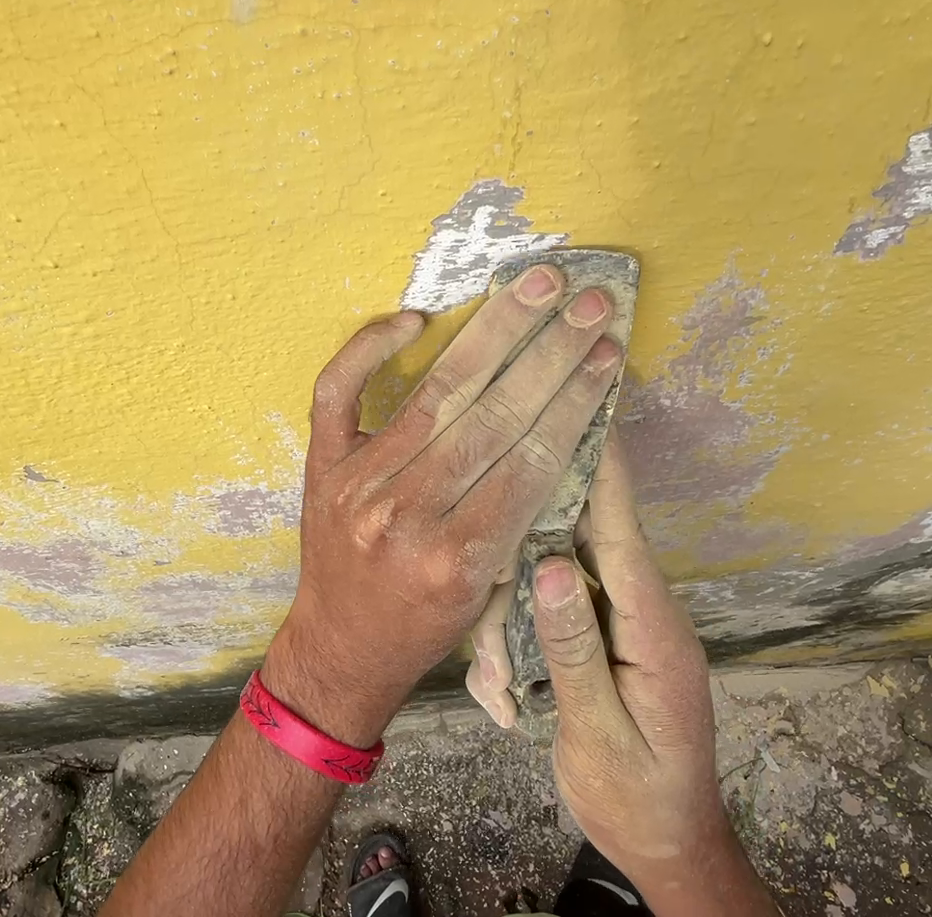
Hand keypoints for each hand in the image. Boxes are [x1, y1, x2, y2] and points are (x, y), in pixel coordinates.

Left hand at [262, 264, 622, 747]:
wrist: (341, 645)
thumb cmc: (424, 623)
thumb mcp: (491, 591)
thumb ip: (525, 518)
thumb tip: (569, 430)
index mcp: (460, 557)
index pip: (532, 459)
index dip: (576, 399)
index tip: (608, 352)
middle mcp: (407, 514)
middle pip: (493, 416)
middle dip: (550, 351)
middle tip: (588, 302)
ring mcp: (359, 483)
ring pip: (436, 393)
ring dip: (493, 333)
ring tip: (536, 286)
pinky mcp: (323, 463)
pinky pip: (339, 389)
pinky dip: (371, 347)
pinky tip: (417, 317)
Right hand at [466, 440, 774, 913]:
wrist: (670, 847)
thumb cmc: (642, 798)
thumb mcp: (604, 735)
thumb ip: (576, 649)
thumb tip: (549, 565)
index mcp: (652, 625)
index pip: (619, 527)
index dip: (599, 464)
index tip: (579, 400)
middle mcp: (638, 609)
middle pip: (582, 540)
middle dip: (530, 538)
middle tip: (489, 525)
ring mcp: (618, 622)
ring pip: (557, 577)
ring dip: (517, 620)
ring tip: (503, 689)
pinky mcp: (599, 636)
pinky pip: (554, 611)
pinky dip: (522, 639)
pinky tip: (505, 690)